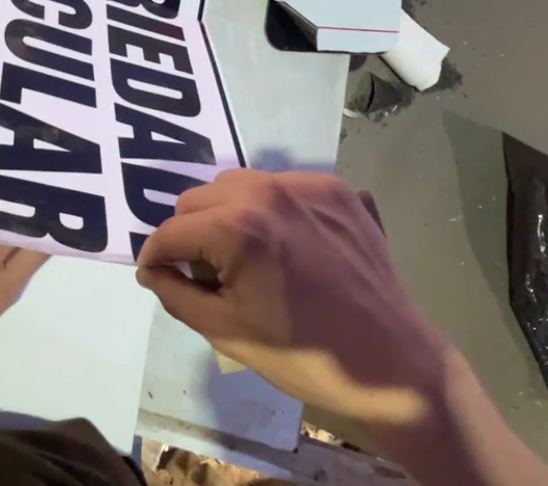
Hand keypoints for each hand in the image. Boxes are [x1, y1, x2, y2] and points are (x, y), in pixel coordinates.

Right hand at [136, 170, 451, 428]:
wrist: (393, 363)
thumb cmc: (304, 356)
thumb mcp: (227, 331)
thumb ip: (177, 293)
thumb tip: (154, 270)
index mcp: (238, 228)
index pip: (173, 230)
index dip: (156, 256)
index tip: (156, 274)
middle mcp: (267, 192)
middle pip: (198, 198)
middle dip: (190, 233)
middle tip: (207, 273)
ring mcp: (305, 185)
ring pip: (236, 183)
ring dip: (226, 212)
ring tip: (245, 255)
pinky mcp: (335, 188)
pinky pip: (279, 185)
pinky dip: (268, 207)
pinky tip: (285, 243)